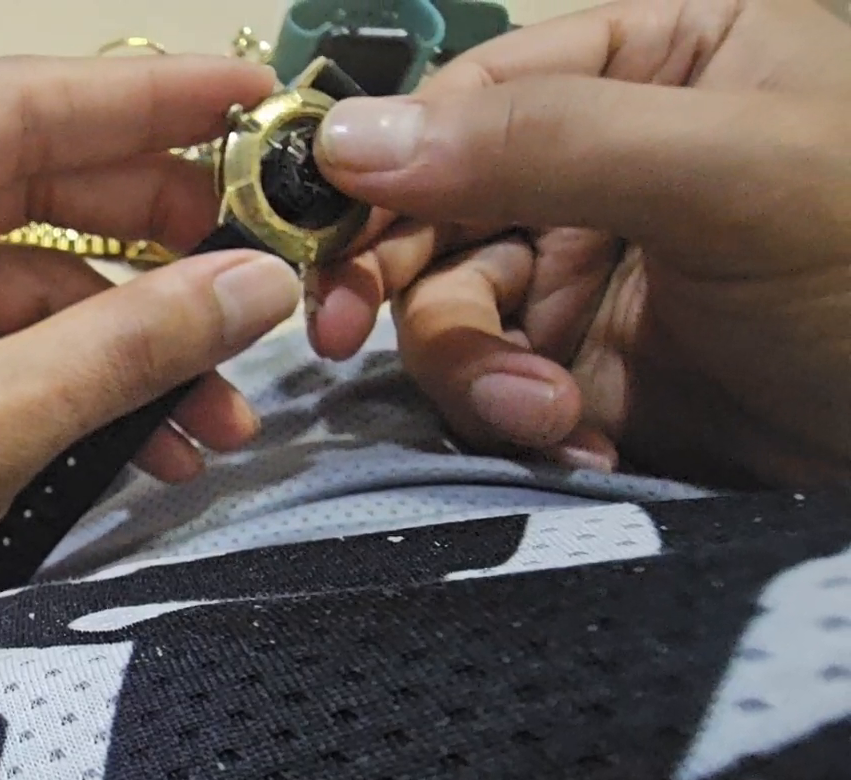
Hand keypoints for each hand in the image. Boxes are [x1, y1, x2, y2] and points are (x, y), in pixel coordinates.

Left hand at [0, 55, 302, 741]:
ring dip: (136, 348)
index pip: (17, 110)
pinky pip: (21, 352)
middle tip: (259, 266)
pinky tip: (159, 441)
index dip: (149, 100)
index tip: (256, 102)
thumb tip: (259, 286)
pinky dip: (90, 392)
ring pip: (44, 288)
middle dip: (157, 242)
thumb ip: (125, 348)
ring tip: (221, 405)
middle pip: (41, 194)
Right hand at [307, 0, 850, 485]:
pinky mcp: (546, 361)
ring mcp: (560, 272)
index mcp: (648, 68)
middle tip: (338, 337)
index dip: (381, 166)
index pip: (464, 99)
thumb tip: (342, 138)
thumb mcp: (732, 177)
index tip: (322, 238)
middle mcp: (585, 167)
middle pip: (421, 215)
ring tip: (540, 414)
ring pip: (435, 312)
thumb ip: (542, 142)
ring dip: (468, 371)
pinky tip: (567, 437)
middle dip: (389, 285)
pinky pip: (466, 380)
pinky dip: (497, 415)